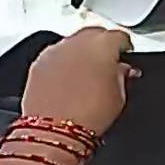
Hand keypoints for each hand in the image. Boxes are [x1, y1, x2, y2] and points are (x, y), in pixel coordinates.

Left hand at [21, 28, 137, 134]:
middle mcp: (77, 42)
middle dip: (102, 44)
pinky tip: (68, 80)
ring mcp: (56, 51)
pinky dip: (63, 63)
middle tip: (107, 61)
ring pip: (73, 42)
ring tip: (86, 73)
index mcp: (103, 45)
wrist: (56, 131)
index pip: (119, 36)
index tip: (125, 52)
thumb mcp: (119, 97)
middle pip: (94, 33)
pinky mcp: (39, 63)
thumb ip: (122, 76)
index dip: (125, 45)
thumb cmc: (88, 115)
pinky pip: (55, 55)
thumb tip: (122, 71)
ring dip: (81, 52)